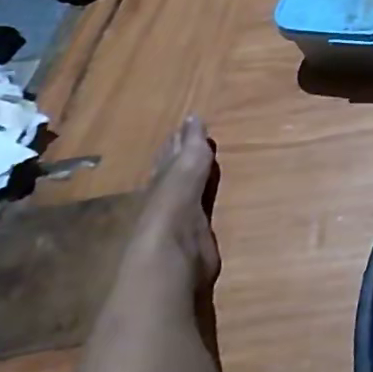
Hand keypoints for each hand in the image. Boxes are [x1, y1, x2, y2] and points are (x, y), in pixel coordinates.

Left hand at [117, 115, 219, 294]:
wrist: (171, 256)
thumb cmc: (176, 203)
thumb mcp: (186, 166)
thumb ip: (191, 145)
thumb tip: (193, 116)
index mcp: (163, 176)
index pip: (171, 154)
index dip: (180, 140)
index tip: (189, 123)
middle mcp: (167, 195)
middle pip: (175, 171)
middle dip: (183, 157)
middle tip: (194, 139)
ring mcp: (180, 218)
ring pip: (187, 190)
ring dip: (195, 178)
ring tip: (203, 163)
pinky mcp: (195, 237)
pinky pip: (201, 210)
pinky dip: (206, 200)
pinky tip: (209, 199)